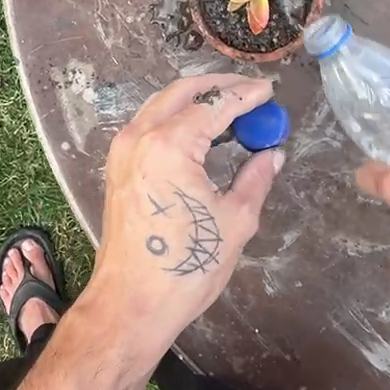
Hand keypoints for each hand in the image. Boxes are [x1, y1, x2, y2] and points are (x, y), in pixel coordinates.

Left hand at [85, 74, 285, 353]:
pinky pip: (149, 124)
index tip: (268, 90)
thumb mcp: (235, 220)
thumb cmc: (186, 266)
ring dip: (195, 99)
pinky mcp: (117, 166)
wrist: (131, 303)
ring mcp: (123, 149)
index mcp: (170, 145)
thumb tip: (272, 154)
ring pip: (162, 104)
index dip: (246, 95)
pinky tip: (199, 130)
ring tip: (229, 107)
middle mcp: (140, 136)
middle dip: (217, 87)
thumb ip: (255, 178)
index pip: (215, 105)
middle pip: (182, 92)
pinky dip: (175, 117)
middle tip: (249, 91)